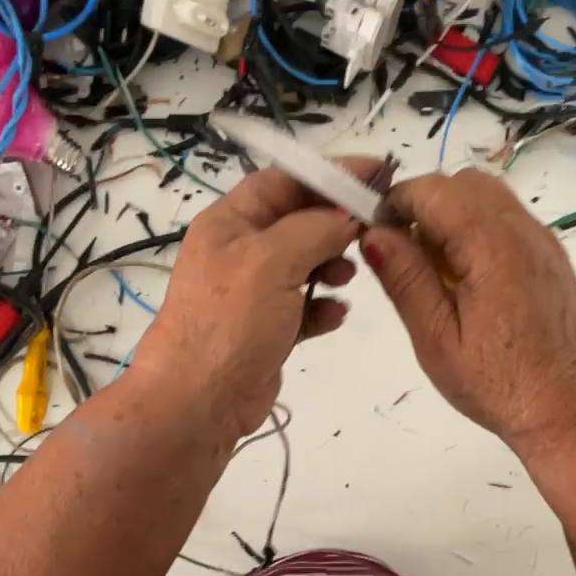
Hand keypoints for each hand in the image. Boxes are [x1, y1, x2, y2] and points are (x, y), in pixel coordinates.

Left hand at [134, 160, 381, 438]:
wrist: (200, 401)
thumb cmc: (232, 321)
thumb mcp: (273, 260)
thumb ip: (316, 228)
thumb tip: (347, 216)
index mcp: (230, 222)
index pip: (284, 181)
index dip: (329, 174)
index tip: (375, 174)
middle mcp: (239, 252)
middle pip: (297, 223)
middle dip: (333, 225)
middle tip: (370, 233)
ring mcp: (252, 295)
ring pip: (303, 266)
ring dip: (331, 267)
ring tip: (347, 278)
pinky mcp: (266, 332)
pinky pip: (302, 309)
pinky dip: (322, 308)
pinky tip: (336, 314)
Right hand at [359, 169, 575, 454]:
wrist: (564, 408)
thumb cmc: (496, 384)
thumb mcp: (437, 340)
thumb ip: (405, 280)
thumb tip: (373, 234)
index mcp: (492, 246)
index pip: (434, 190)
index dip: (397, 202)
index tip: (376, 235)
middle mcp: (522, 230)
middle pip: (463, 184)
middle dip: (425, 206)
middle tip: (403, 257)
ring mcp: (541, 241)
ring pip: (487, 198)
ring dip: (451, 217)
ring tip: (433, 271)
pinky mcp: (549, 258)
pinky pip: (506, 221)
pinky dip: (476, 232)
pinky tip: (465, 281)